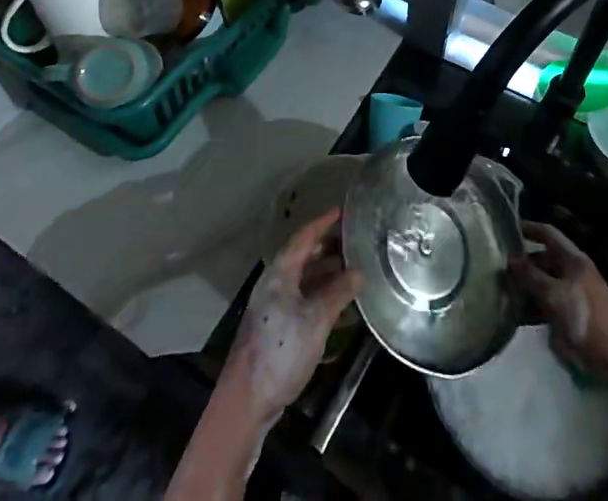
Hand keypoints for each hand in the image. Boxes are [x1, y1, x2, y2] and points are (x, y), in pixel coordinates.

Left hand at [224, 208, 363, 421]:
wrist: (247, 397)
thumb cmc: (280, 350)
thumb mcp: (315, 320)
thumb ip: (338, 293)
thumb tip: (360, 271)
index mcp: (279, 274)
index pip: (303, 238)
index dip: (323, 223)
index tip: (342, 211)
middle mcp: (274, 284)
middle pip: (303, 257)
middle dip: (328, 248)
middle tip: (355, 242)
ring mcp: (274, 306)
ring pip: (304, 280)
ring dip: (327, 274)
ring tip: (355, 272)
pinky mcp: (277, 327)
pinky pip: (303, 301)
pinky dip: (323, 298)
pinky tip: (342, 309)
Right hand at [509, 221, 607, 377]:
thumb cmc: (586, 320)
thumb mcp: (553, 296)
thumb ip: (530, 275)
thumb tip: (510, 258)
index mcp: (574, 260)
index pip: (548, 233)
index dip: (527, 228)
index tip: (504, 228)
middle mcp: (575, 272)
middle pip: (543, 259)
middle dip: (521, 263)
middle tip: (496, 268)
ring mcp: (575, 294)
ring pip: (544, 283)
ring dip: (525, 287)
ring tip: (502, 293)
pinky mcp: (574, 315)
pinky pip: (548, 304)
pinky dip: (533, 306)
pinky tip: (516, 316)